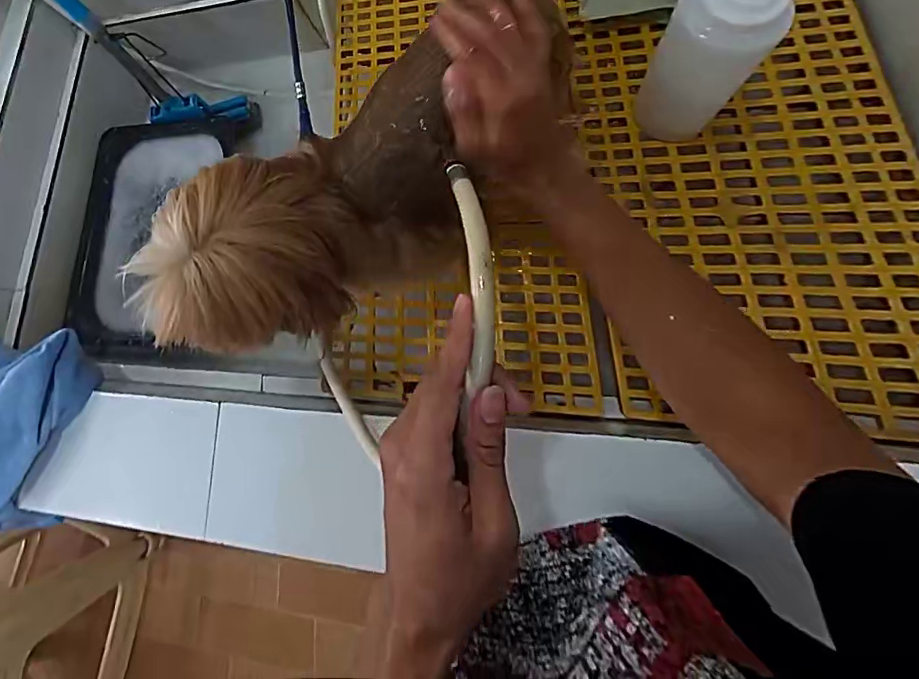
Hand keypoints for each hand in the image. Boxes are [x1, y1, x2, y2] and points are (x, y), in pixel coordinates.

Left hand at [370, 293, 528, 675]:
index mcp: (422, 466)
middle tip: (522, 400)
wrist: (418, 614)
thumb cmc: (460, 579)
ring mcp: (397, 449)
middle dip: (482, 375)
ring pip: (437, 393)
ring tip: (510, 417)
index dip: (457, 341)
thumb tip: (492, 394)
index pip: (441, 387)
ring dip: (474, 392)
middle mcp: (401, 448)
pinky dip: (460, 407)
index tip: (467, 305)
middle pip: (442, 383)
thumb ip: (490, 451)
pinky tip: (484, 426)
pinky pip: (432, 411)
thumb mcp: (494, 520)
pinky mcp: (402, 453)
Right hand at [430, 0, 580, 192]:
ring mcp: (536, 70)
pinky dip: (530, 13)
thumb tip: (452, 73)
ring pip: (514, 29)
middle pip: (491, 36)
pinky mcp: (544, 69)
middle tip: (446, 1)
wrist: (547, 167)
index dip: (453, 33)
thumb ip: (463, 110)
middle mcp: (520, 78)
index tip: (436, 20)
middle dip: (467, 14)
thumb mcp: (474, 146)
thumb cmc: (506, 161)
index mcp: (500, 98)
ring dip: (494, 5)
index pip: (472, 55)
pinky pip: (539, 34)